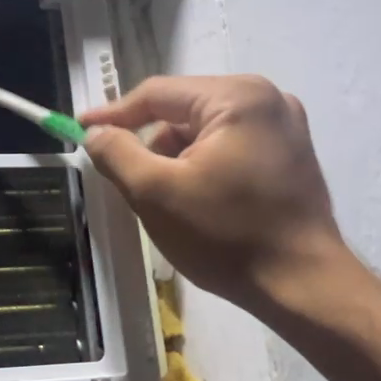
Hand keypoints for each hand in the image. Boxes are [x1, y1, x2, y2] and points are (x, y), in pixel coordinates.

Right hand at [79, 75, 344, 307]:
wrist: (302, 285)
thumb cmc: (226, 237)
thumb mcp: (155, 193)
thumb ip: (117, 154)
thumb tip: (96, 133)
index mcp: (236, 97)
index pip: (156, 94)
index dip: (112, 114)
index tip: (78, 131)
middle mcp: (266, 99)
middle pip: (181, 112)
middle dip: (152, 148)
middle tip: (134, 188)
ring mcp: (284, 126)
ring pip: (202, 133)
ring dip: (177, 162)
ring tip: (174, 206)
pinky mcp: (289, 155)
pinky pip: (228, 147)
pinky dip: (203, 169)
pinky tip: (200, 205)